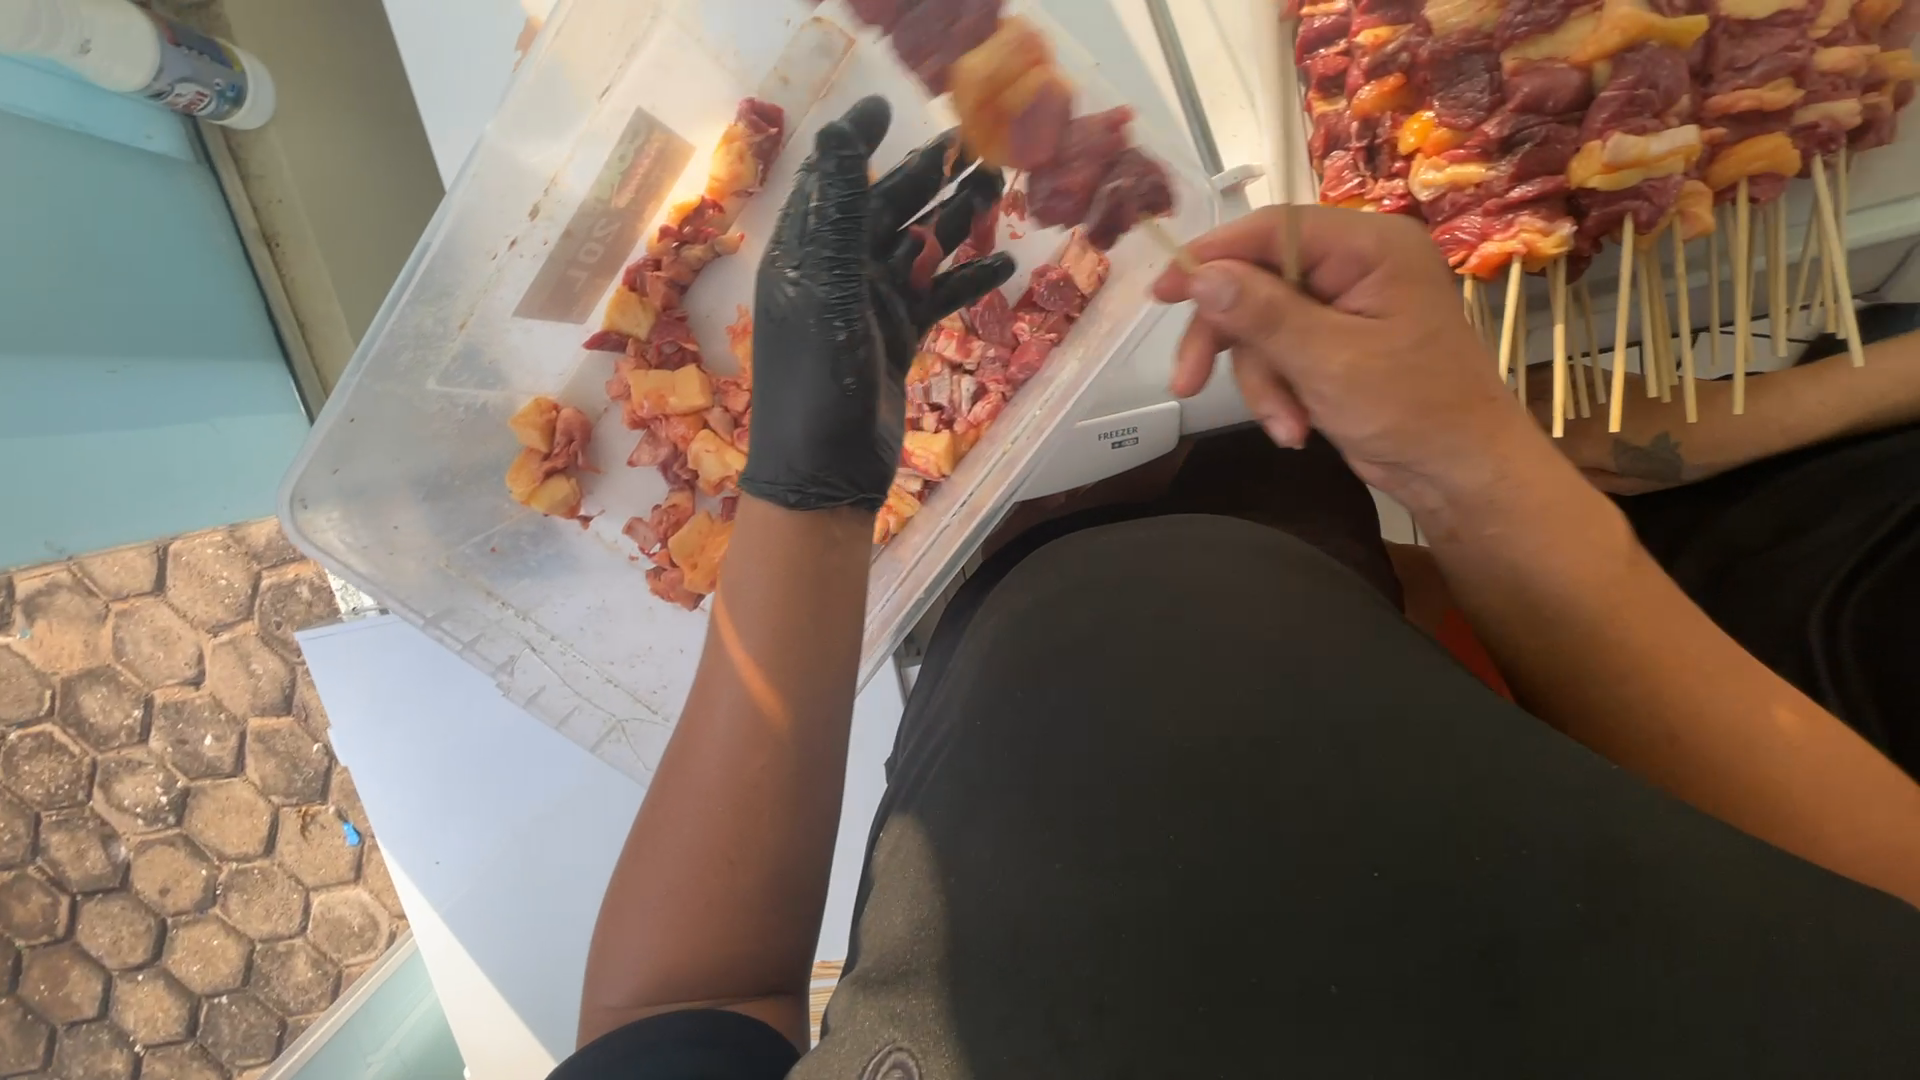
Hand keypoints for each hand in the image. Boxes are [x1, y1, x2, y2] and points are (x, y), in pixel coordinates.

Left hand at [741, 96, 1015, 512]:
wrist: (827, 469)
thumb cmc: (819, 383)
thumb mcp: (827, 293)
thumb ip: (839, 216)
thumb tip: (843, 134)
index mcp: (807, 252)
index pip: (835, 181)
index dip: (860, 143)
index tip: (890, 106)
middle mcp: (837, 271)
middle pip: (887, 209)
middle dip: (928, 177)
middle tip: (975, 145)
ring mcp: (870, 305)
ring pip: (918, 249)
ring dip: (955, 221)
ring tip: (998, 188)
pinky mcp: (897, 337)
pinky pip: (936, 296)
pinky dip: (966, 279)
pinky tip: (1002, 264)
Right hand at [1152, 206, 1544, 512]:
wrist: (1454, 471)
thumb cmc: (1411, 409)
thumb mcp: (1329, 360)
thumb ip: (1263, 314)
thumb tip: (1200, 275)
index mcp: (1368, 247)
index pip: (1273, 230)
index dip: (1211, 256)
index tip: (1162, 291)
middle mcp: (1351, 266)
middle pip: (1255, 284)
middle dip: (1228, 341)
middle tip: (1186, 385)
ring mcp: (1338, 306)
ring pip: (1258, 327)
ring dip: (1260, 383)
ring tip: (1285, 426)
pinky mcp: (1327, 343)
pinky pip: (1275, 354)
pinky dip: (1275, 393)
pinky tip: (1294, 427)